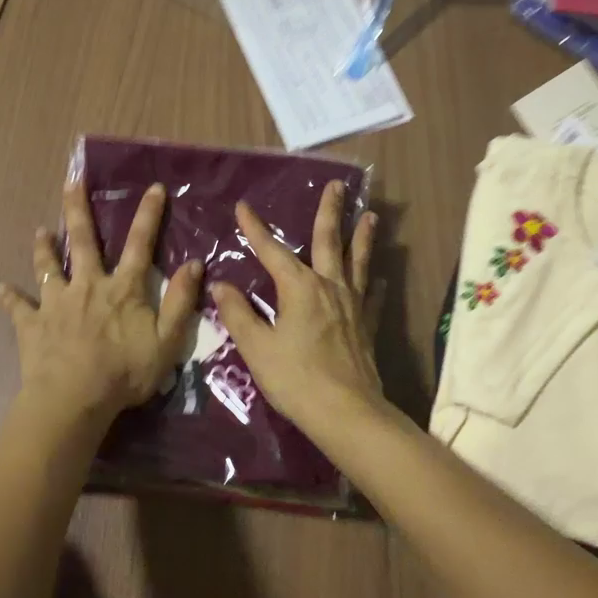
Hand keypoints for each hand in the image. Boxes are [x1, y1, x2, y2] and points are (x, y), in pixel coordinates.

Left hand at [0, 182, 202, 424]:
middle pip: (84, 240)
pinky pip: (18, 307)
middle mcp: (88, 285)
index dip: (148, 215)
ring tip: (39, 230)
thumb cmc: (125, 373)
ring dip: (44, 247)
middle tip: (72, 181)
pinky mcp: (32, 324)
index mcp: (123, 289)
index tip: (152, 188)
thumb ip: (180, 301)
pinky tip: (1, 289)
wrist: (73, 399)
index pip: (140, 244)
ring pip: (48, 267)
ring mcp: (56, 303)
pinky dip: (11, 297)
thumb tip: (194, 263)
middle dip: (78, 208)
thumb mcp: (167, 341)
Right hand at [209, 181, 387, 434]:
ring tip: (370, 216)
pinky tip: (376, 279)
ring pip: (357, 262)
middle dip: (330, 211)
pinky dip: (372, 284)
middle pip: (330, 241)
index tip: (244, 207)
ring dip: (362, 237)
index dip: (256, 229)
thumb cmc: (295, 379)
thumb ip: (239, 314)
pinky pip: (370, 297)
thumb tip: (221, 285)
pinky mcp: (367, 326)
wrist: (346, 412)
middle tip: (337, 185)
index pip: (272, 251)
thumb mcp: (257, 347)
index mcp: (299, 288)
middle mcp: (329, 287)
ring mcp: (353, 305)